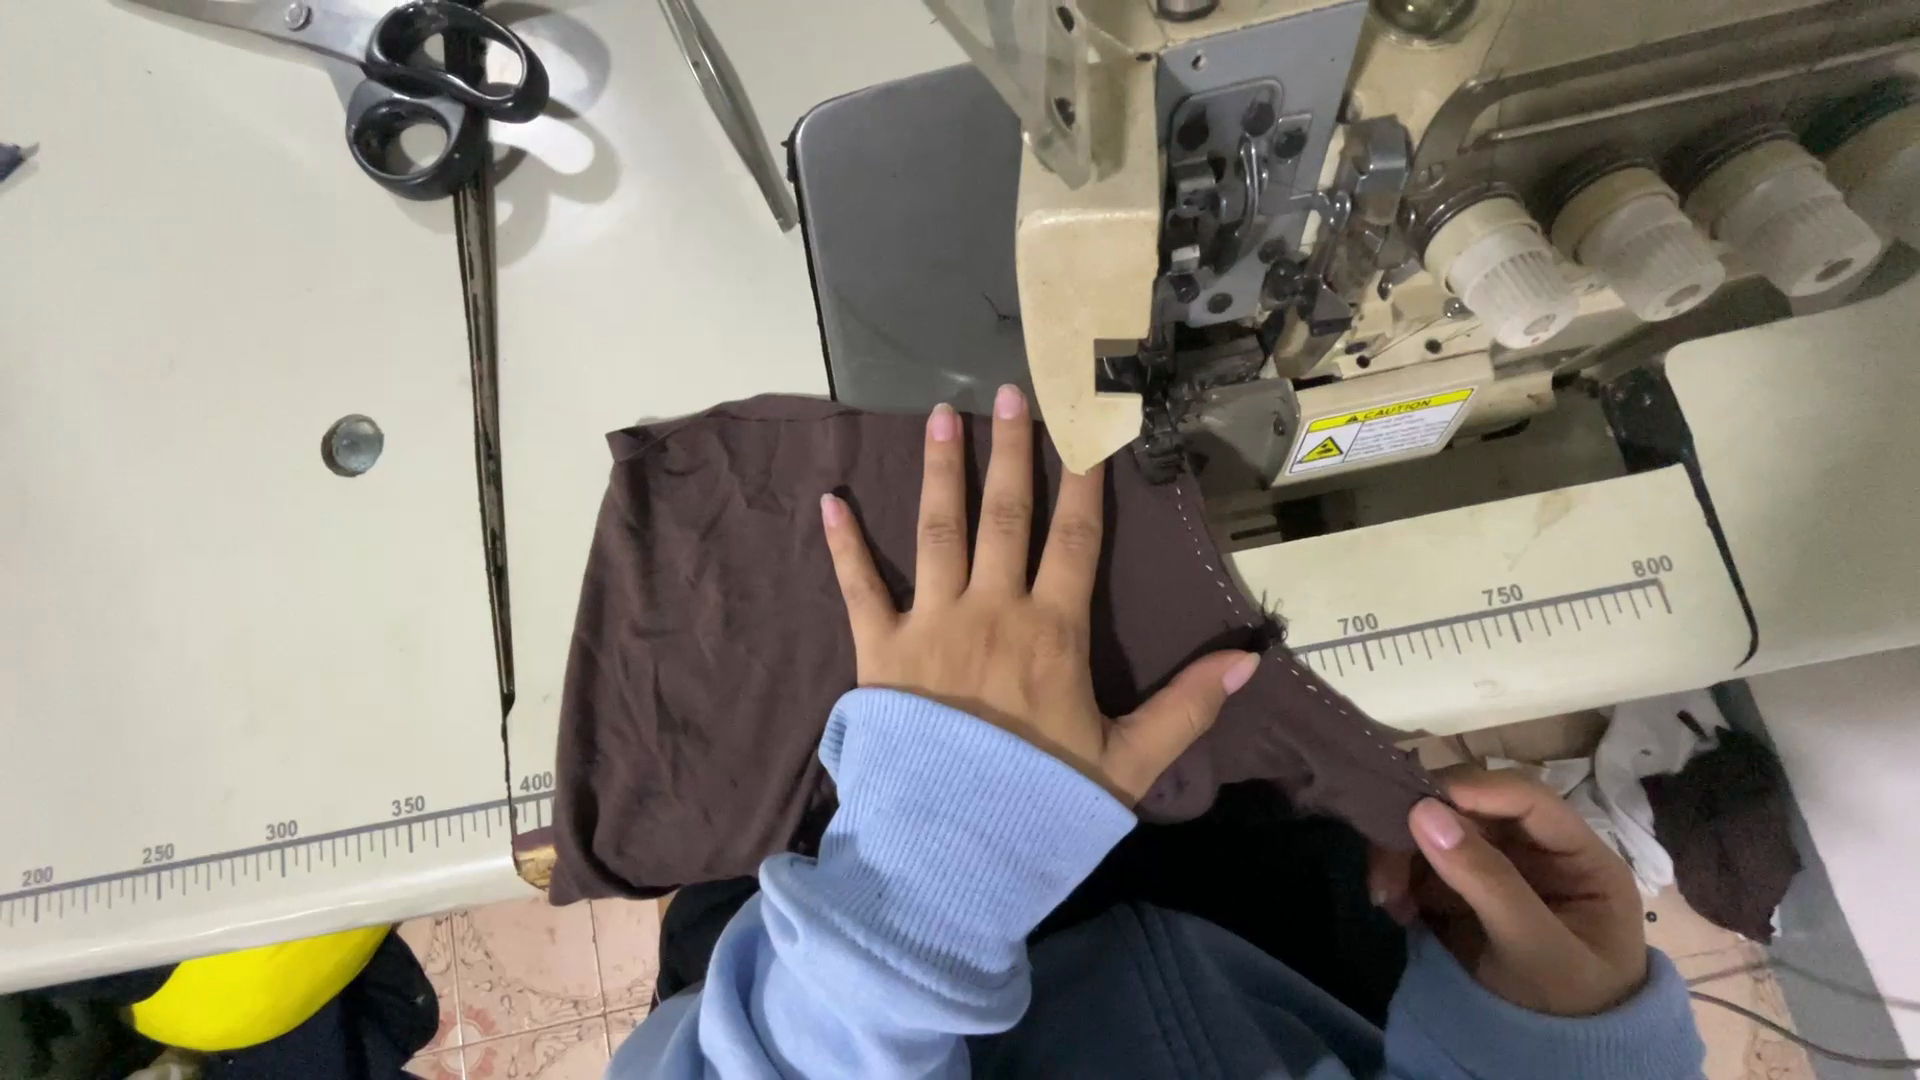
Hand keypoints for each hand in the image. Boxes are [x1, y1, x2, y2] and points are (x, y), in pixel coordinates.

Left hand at [818, 385, 1260, 805]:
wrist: (950, 850)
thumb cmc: (1039, 803)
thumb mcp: (1127, 762)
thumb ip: (1186, 707)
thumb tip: (1248, 658)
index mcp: (1050, 631)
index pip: (1075, 538)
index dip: (1084, 479)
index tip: (1087, 425)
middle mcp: (989, 610)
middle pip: (1005, 515)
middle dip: (1011, 451)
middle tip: (1011, 392)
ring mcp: (929, 624)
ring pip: (937, 531)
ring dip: (940, 471)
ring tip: (941, 415)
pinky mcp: (878, 649)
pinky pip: (859, 586)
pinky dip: (844, 544)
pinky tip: (830, 500)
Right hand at [1372, 768, 1647, 1016]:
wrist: (1548, 1064)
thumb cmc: (1570, 1007)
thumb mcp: (1538, 950)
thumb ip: (1488, 880)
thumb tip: (1423, 810)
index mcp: (1576, 856)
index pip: (1524, 796)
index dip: (1472, 790)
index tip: (1417, 804)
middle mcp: (1529, 847)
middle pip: (1464, 805)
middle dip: (1419, 827)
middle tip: (1385, 861)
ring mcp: (1488, 862)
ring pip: (1429, 826)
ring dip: (1397, 853)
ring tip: (1386, 896)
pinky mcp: (1452, 881)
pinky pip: (1412, 855)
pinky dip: (1394, 873)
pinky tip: (1394, 907)